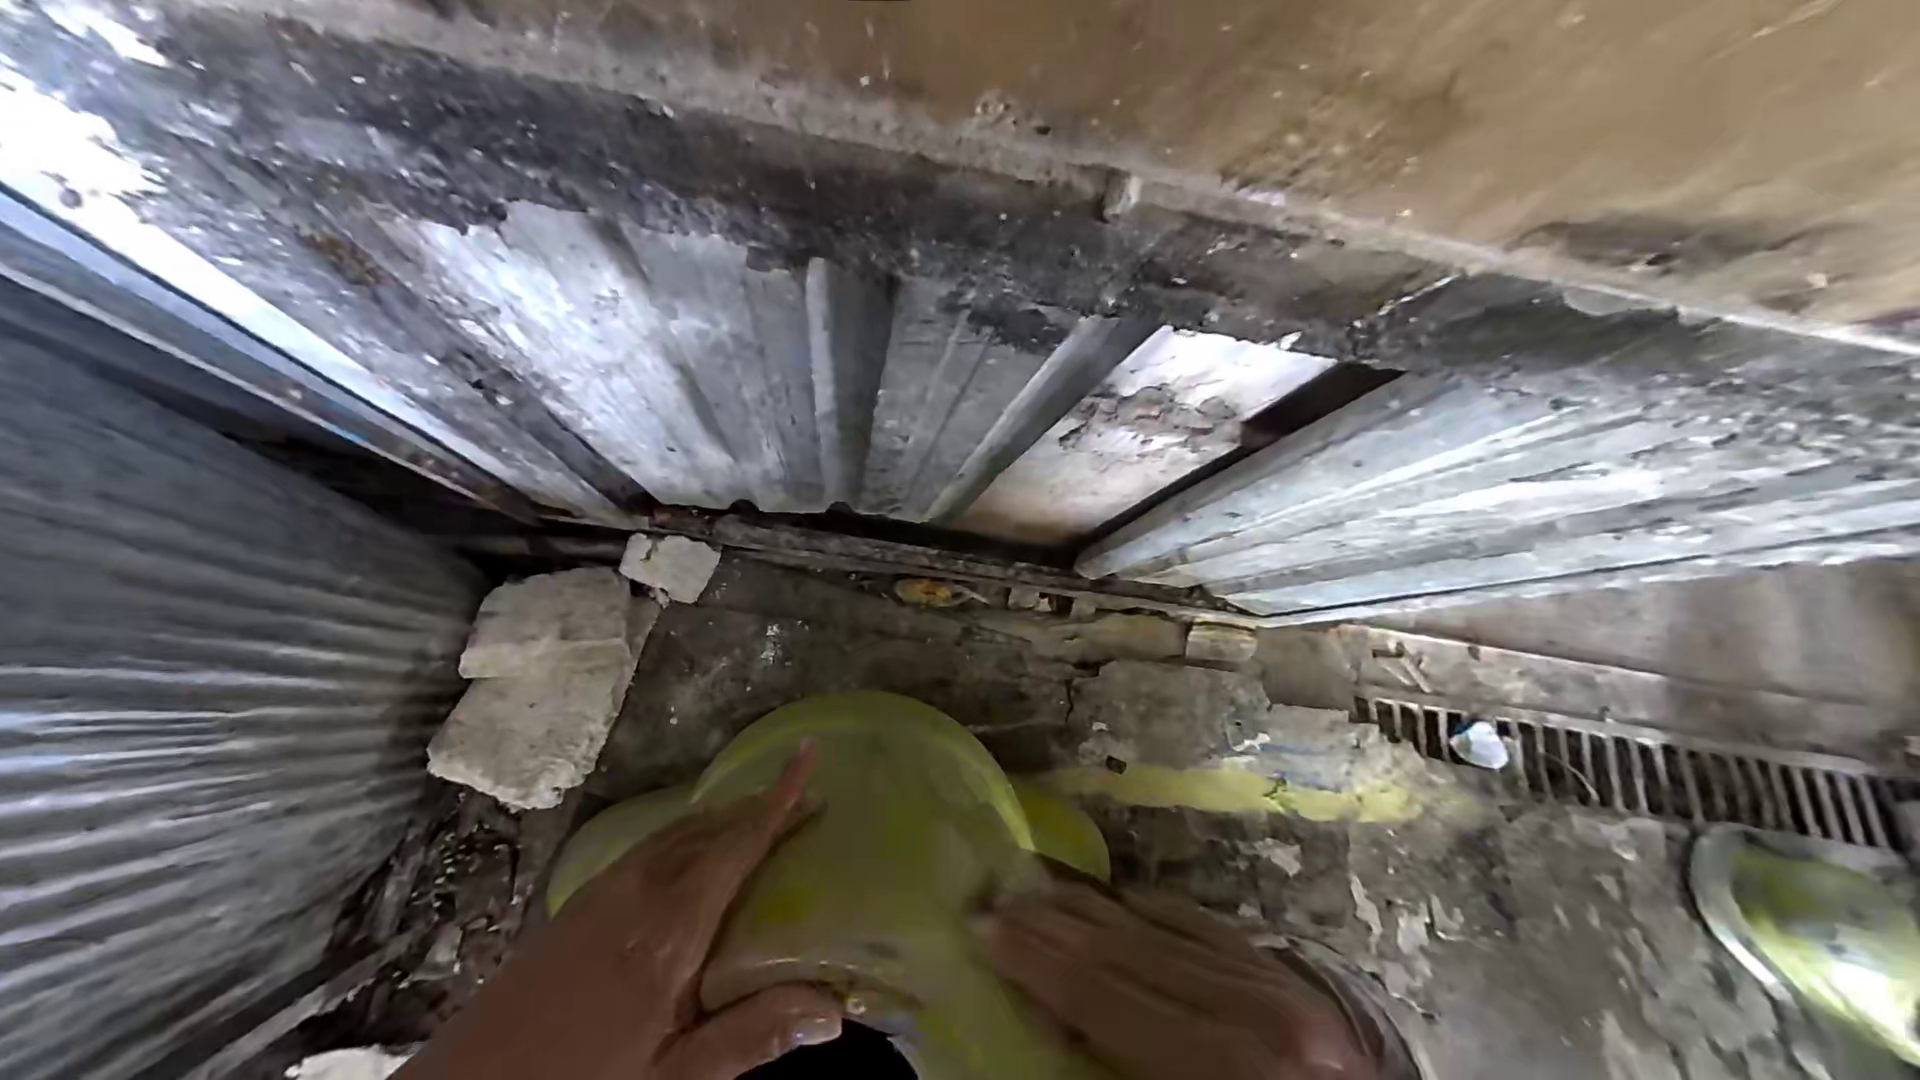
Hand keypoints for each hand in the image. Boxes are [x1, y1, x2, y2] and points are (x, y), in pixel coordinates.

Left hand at [396, 746, 840, 1079]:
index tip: (808, 751)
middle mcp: (643, 889)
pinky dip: (691, 830)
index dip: (781, 797)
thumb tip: (834, 1012)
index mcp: (673, 928)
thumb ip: (750, 1038)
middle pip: (716, 827)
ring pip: (683, 830)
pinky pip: (654, 843)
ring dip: (728, 815)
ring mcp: (607, 888)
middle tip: (806, 802)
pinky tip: (694, 851)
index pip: (740, 844)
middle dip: (764, 805)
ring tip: (762, 816)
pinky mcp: (583, 898)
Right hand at [980, 884, 1377, 1079]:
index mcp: (1225, 1066)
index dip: (1035, 958)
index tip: (984, 925)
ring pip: (1159, 927)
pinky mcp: (1289, 979)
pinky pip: (1207, 926)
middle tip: (997, 898)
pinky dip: (1155, 909)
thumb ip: (1112, 1066)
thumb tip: (1050, 1021)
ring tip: (1039, 891)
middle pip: (1125, 949)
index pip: (1103, 995)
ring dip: (1090, 908)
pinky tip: (1121, 897)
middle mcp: (1253, 1012)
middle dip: (1052, 923)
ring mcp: (1277, 986)